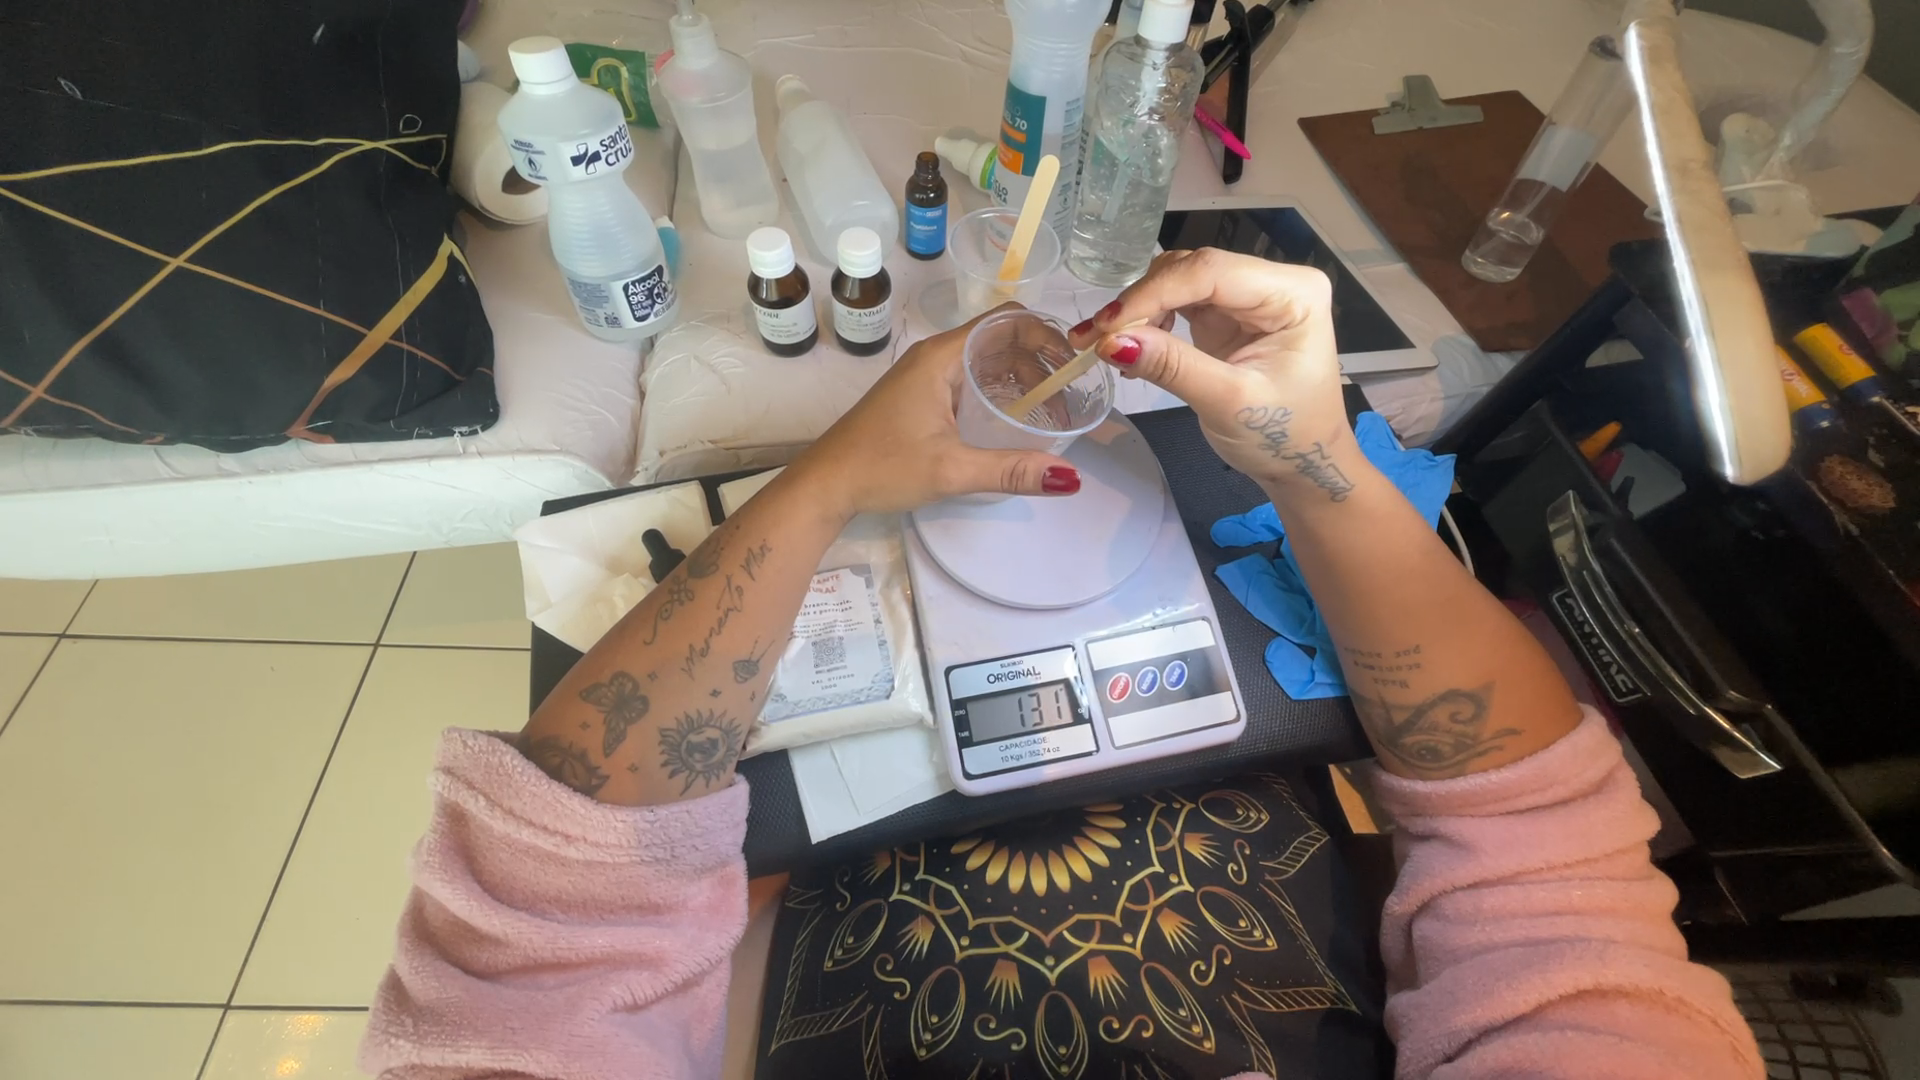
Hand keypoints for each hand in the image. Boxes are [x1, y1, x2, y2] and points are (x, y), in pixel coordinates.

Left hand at [794, 306, 1082, 515]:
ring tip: (1051, 411)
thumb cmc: (881, 467)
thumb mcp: (951, 470)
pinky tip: (1014, 420)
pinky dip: (999, 392)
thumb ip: (1011, 470)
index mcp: (942, 357)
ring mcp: (926, 377)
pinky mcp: (921, 397)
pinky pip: (970, 381)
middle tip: (1071, 397)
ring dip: (1021, 379)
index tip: (1076, 366)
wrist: (824, 484)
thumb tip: (1068, 477)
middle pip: (1001, 340)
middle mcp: (935, 357)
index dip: (1047, 336)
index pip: (1008, 322)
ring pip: (985, 362)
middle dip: (1041, 363)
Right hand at [1067, 249, 1366, 505]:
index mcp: (1291, 292)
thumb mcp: (1227, 402)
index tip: (1103, 328)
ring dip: (1138, 311)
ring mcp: (1246, 298)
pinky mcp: (1226, 317)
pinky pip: (1177, 304)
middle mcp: (1271, 283)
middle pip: (1191, 271)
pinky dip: (1149, 322)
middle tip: (1092, 340)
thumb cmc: (1281, 436)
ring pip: (1178, 282)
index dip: (1151, 294)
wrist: (1302, 463)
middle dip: (1139, 302)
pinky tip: (1131, 351)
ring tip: (1105, 347)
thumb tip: (1110, 342)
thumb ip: (1171, 366)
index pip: (1209, 272)